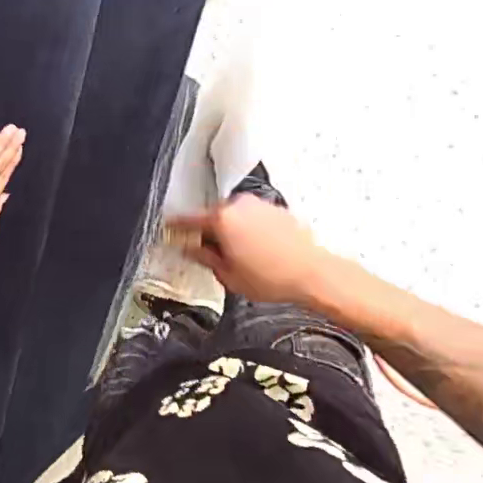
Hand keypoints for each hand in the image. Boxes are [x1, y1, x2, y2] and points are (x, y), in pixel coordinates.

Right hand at [169, 195, 342, 306]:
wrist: (314, 275)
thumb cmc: (273, 277)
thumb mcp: (228, 275)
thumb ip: (205, 257)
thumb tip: (192, 249)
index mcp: (222, 219)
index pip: (188, 220)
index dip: (175, 226)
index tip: (167, 227)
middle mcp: (240, 206)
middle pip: (213, 216)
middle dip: (209, 232)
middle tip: (206, 252)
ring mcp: (261, 206)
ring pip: (234, 216)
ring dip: (230, 231)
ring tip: (236, 256)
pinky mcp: (278, 211)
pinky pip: (253, 218)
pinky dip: (249, 230)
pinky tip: (255, 252)